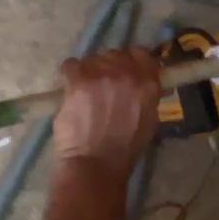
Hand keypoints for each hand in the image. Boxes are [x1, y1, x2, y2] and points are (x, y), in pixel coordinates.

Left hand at [54, 48, 161, 182]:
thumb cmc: (125, 150)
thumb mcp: (148, 119)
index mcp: (147, 83)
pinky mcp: (77, 79)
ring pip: (92, 60)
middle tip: (102, 86)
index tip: (125, 71)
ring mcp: (100, 74)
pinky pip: (71, 65)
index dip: (131, 61)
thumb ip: (146, 95)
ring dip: (89, 72)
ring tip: (85, 93)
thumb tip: (142, 83)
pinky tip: (71, 92)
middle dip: (109, 68)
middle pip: (114, 55)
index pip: (140, 54)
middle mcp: (126, 72)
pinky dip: (69, 76)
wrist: (95, 165)